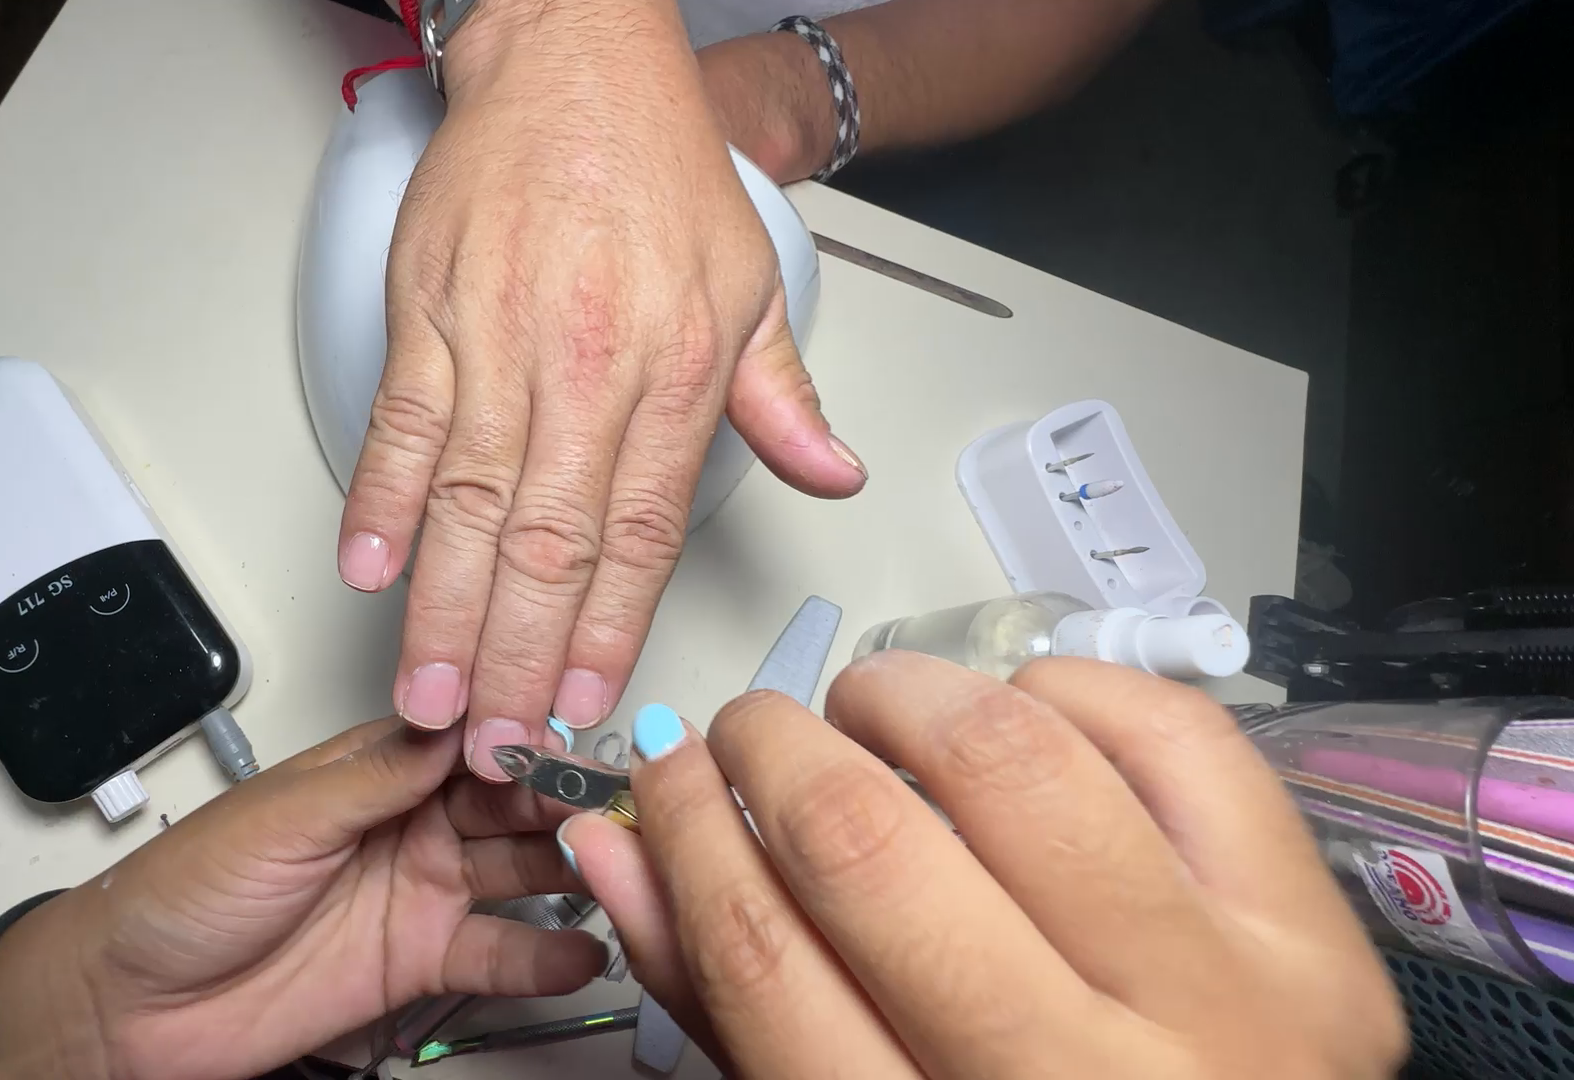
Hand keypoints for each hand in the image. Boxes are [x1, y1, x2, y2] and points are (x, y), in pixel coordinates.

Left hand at [0, 718, 602, 1079]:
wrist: (132, 1007)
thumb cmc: (193, 885)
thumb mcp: (288, 815)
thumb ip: (379, 776)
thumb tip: (459, 721)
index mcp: (388, 765)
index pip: (477, 741)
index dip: (529, 743)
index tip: (582, 750)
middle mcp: (421, 818)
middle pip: (512, 804)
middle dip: (564, 805)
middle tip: (617, 814)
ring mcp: (428, 887)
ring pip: (518, 870)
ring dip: (569, 871)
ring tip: (619, 875)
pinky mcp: (422, 956)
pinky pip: (495, 951)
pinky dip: (542, 955)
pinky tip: (586, 954)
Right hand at [335, 0, 867, 779]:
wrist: (576, 67)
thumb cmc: (658, 177)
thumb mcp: (752, 287)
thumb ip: (785, 401)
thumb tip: (832, 475)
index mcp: (673, 375)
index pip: (641, 538)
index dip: (609, 634)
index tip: (583, 704)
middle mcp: (585, 369)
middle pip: (547, 544)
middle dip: (515, 655)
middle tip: (492, 739)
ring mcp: (497, 342)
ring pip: (467, 504)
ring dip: (444, 609)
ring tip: (429, 693)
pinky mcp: (428, 313)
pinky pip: (402, 423)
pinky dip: (380, 501)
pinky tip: (372, 571)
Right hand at [565, 655, 1407, 1076]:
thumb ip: (703, 975)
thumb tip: (607, 838)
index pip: (760, 949)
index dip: (686, 824)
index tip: (664, 760)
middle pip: (867, 842)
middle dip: (770, 745)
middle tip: (752, 729)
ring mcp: (1234, 1008)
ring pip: (1008, 759)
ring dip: (899, 694)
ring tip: (866, 705)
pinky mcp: (1317, 935)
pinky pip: (1172, 736)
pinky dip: (1064, 686)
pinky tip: (1016, 710)